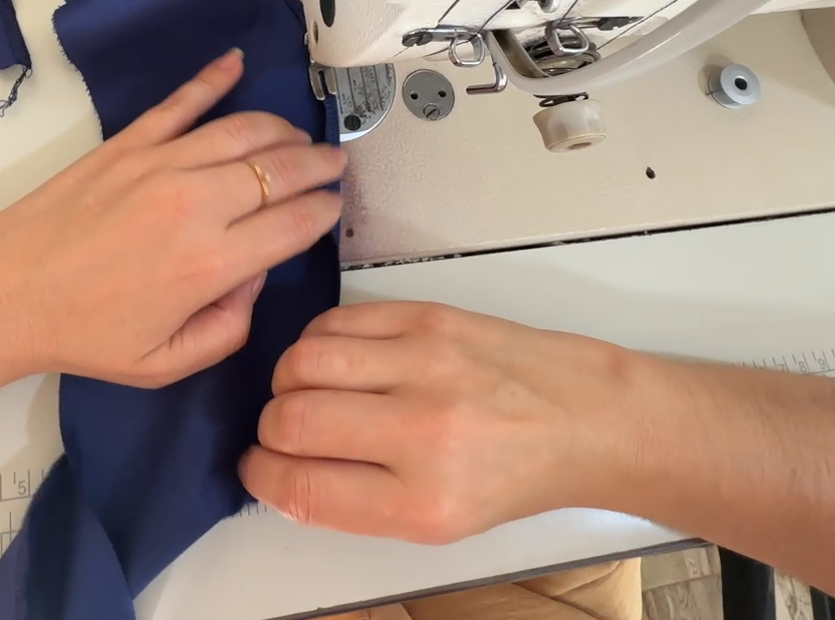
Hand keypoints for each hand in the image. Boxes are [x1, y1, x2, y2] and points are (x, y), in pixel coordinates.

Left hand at [0, 49, 345, 387]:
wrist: (6, 290)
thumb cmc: (86, 333)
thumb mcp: (167, 363)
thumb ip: (230, 327)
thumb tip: (254, 272)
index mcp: (212, 263)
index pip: (294, 224)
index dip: (324, 212)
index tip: (333, 207)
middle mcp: (198, 202)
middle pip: (280, 169)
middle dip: (318, 165)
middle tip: (335, 164)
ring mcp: (163, 162)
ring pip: (244, 130)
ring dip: (283, 129)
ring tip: (300, 135)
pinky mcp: (130, 141)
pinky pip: (182, 102)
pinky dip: (213, 78)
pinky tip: (237, 62)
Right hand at [238, 302, 648, 543]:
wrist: (579, 414)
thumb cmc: (508, 475)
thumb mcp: (438, 519)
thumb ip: (355, 499)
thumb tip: (280, 469)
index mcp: (423, 502)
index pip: (303, 486)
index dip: (261, 475)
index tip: (256, 466)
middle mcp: (420, 430)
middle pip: (292, 419)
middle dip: (269, 427)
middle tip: (283, 429)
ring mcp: (422, 361)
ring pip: (304, 360)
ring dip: (286, 379)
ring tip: (303, 389)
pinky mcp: (424, 315)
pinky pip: (335, 320)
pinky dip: (315, 340)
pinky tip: (331, 358)